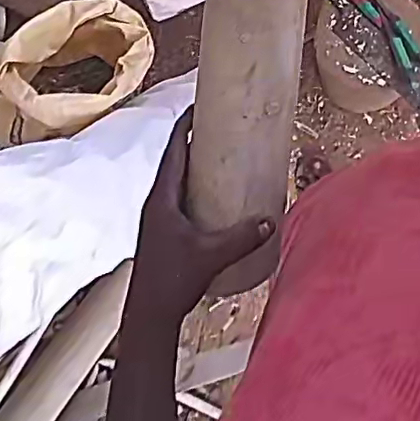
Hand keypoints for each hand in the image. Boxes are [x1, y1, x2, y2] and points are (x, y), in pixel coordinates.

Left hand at [126, 109, 275, 323]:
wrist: (148, 314)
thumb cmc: (173, 280)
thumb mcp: (212, 256)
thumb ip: (242, 238)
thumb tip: (271, 220)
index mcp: (162, 197)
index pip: (173, 150)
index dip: (184, 126)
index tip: (198, 106)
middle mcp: (156, 201)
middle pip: (173, 159)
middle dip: (192, 139)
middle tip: (217, 126)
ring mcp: (157, 216)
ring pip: (174, 178)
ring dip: (192, 162)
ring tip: (217, 154)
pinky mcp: (162, 229)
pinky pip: (178, 195)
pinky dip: (193, 184)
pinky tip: (210, 193)